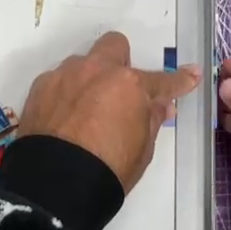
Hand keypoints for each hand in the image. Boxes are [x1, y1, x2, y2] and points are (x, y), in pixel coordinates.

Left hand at [18, 32, 202, 193]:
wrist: (55, 183)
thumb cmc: (108, 170)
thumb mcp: (142, 150)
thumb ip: (151, 120)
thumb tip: (161, 106)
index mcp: (130, 85)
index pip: (163, 80)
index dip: (179, 80)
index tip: (191, 75)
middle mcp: (97, 71)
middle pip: (114, 45)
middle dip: (121, 62)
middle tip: (119, 89)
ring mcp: (65, 75)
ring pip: (82, 63)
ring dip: (89, 79)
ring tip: (85, 110)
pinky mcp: (40, 87)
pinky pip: (58, 81)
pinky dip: (65, 94)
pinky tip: (63, 118)